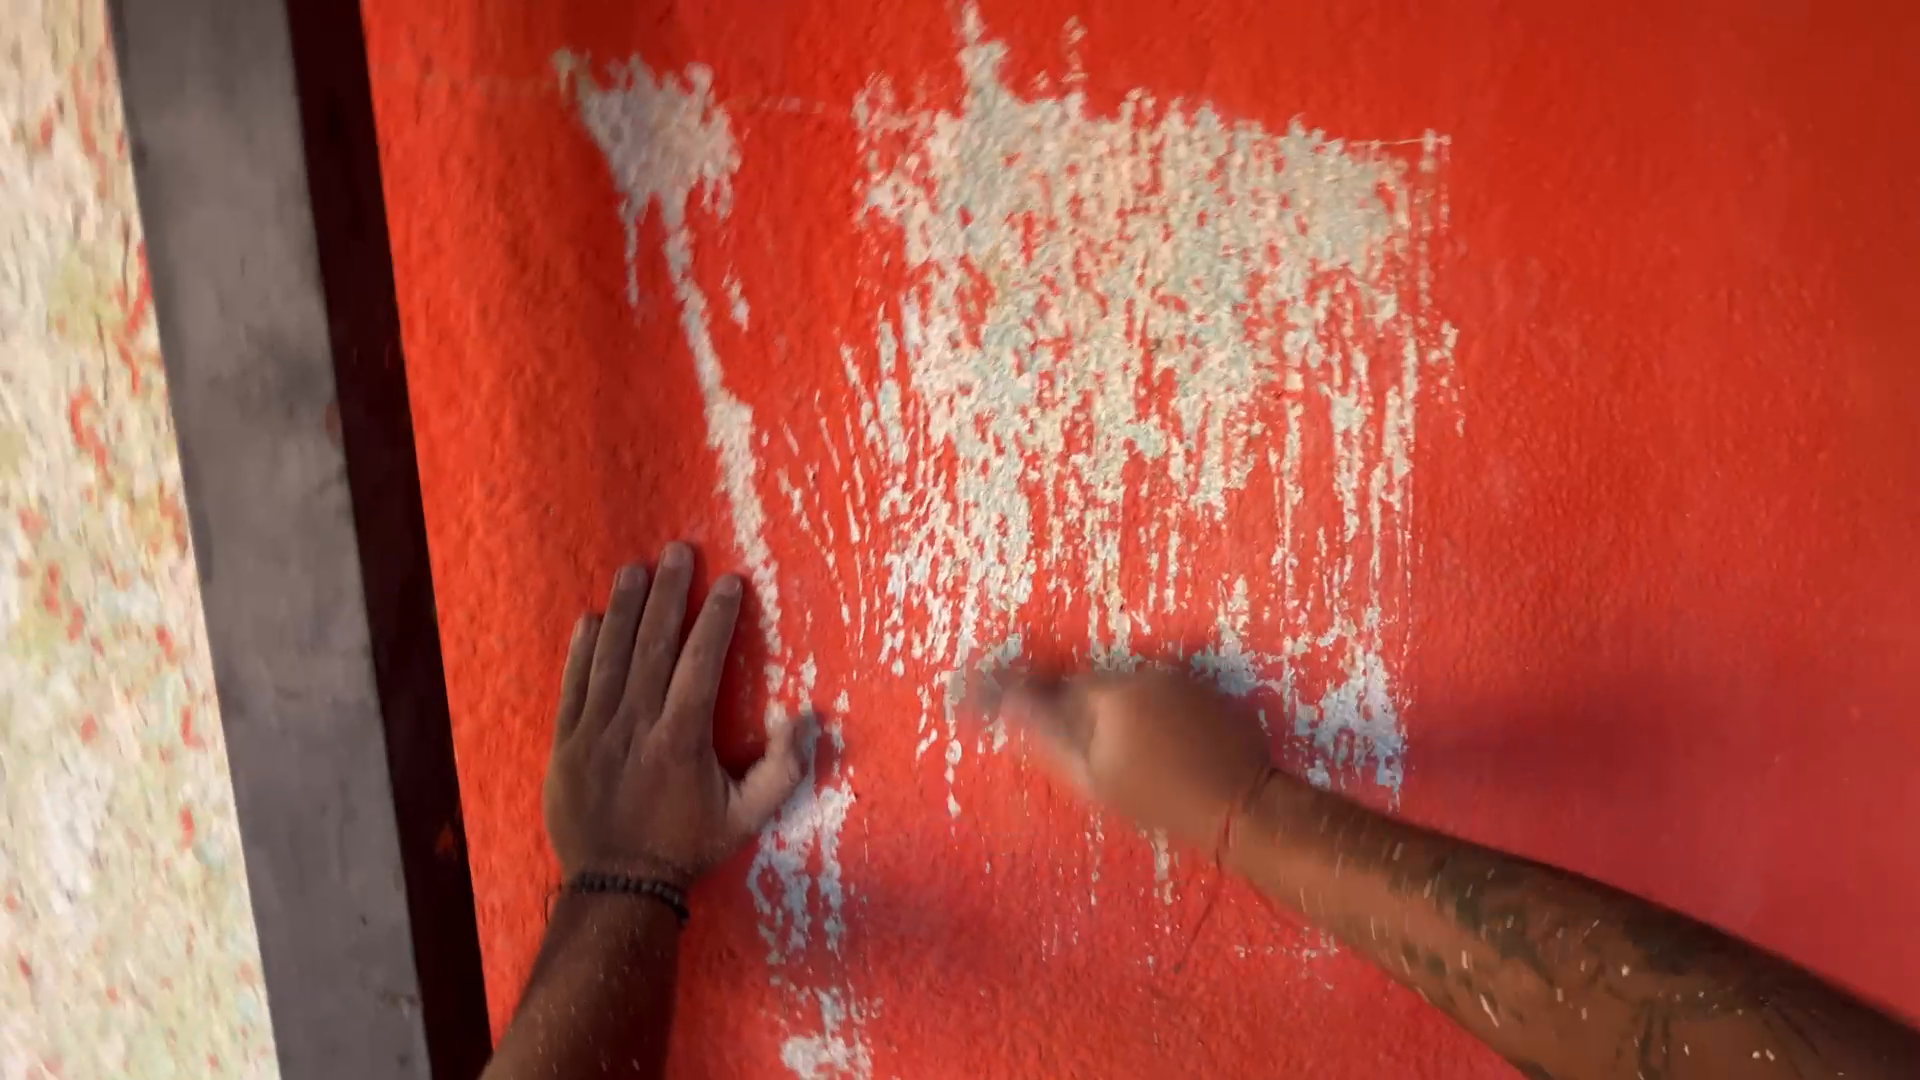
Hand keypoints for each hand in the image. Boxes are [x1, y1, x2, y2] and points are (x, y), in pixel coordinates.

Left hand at [544, 542, 805, 887]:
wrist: (618, 888)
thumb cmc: (690, 844)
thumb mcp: (750, 816)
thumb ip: (783, 768)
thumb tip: (801, 714)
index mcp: (681, 739)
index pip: (701, 663)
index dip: (716, 618)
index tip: (729, 581)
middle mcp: (635, 727)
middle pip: (652, 646)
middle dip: (669, 594)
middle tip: (679, 552)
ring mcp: (594, 733)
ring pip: (610, 658)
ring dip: (624, 609)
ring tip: (635, 569)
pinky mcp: (565, 745)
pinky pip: (573, 687)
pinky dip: (580, 650)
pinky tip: (590, 618)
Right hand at [999, 670, 1276, 850]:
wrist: (1240, 804)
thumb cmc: (1160, 801)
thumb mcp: (1095, 780)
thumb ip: (1051, 738)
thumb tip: (1012, 708)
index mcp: (1108, 695)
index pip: (1060, 685)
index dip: (1044, 699)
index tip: (1025, 708)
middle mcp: (1140, 674)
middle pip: (1096, 684)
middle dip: (1088, 709)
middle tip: (1098, 749)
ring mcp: (1175, 677)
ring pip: (1128, 687)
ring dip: (1121, 709)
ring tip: (1137, 751)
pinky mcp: (1202, 685)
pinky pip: (1161, 690)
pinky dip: (1154, 709)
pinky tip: (1165, 741)